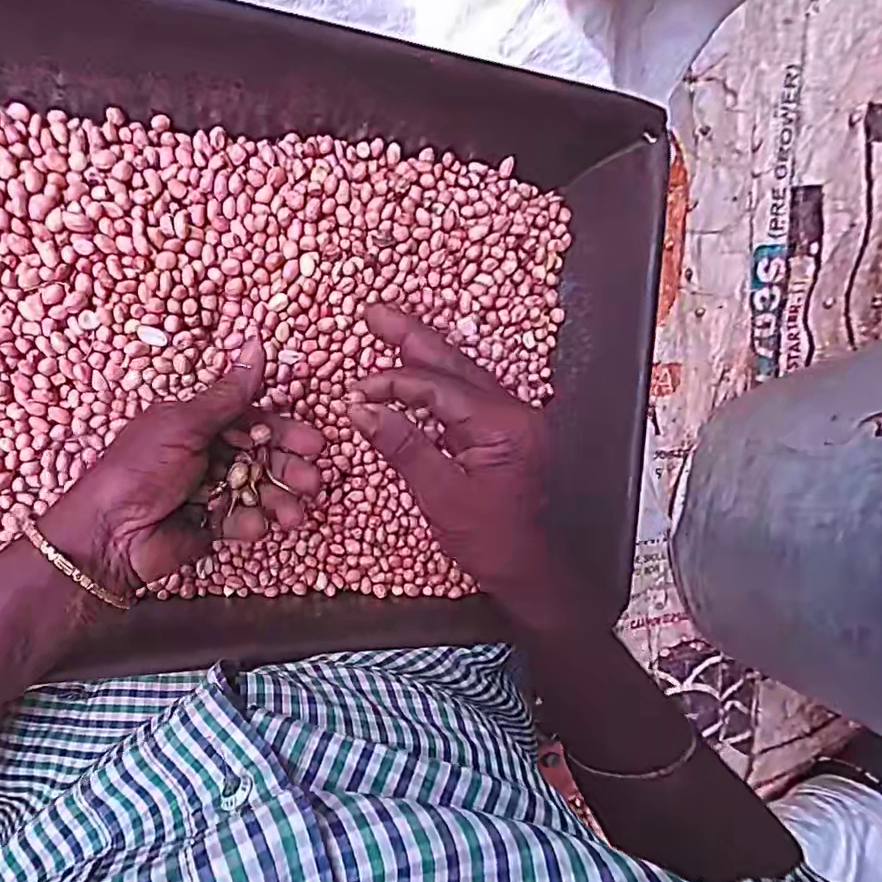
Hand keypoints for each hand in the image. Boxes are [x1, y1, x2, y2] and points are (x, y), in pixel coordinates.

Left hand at [40, 340, 325, 596]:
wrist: (108, 533)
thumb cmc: (139, 469)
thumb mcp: (184, 425)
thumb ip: (228, 395)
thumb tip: (256, 345)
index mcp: (200, 425)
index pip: (253, 423)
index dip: (284, 433)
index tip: (313, 445)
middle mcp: (208, 454)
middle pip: (261, 457)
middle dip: (289, 469)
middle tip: (312, 481)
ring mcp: (209, 491)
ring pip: (257, 490)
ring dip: (279, 500)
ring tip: (293, 514)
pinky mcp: (209, 524)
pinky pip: (240, 520)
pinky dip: (250, 523)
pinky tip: (254, 526)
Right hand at [345, 305, 552, 597]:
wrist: (526, 567)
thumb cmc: (489, 540)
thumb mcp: (440, 494)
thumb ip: (403, 446)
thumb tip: (363, 411)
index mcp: (503, 425)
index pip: (438, 388)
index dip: (391, 385)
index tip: (354, 394)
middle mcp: (513, 412)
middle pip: (454, 363)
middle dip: (411, 337)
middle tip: (375, 314)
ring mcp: (509, 419)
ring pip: (459, 374)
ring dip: (420, 353)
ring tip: (388, 329)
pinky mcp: (499, 430)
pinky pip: (461, 395)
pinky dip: (430, 382)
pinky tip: (409, 372)